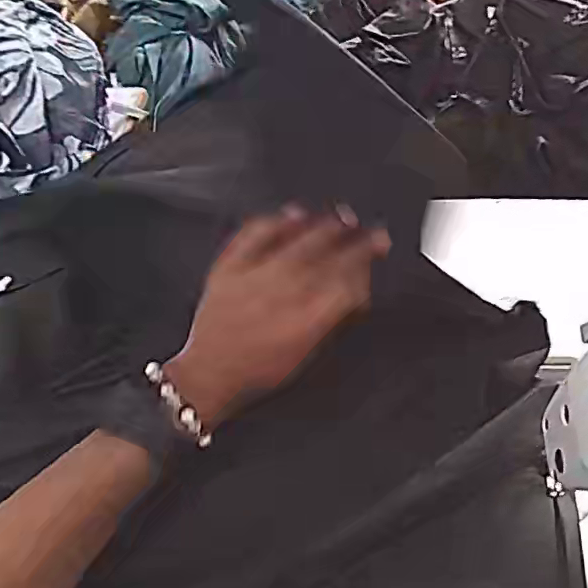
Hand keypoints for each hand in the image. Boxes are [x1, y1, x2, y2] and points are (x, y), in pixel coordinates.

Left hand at [163, 205, 390, 428]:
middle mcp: (284, 295)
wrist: (210, 373)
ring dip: (326, 227)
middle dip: (357, 242)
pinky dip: (278, 221)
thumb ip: (330, 321)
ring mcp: (255, 277)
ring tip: (343, 220)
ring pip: (299, 241)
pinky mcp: (230, 266)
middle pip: (330, 258)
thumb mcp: (305, 355)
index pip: (348, 283)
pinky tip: (294, 214)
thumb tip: (353, 296)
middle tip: (373, 232)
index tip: (377, 256)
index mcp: (306, 321)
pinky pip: (256, 233)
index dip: (367, 267)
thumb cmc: (258, 370)